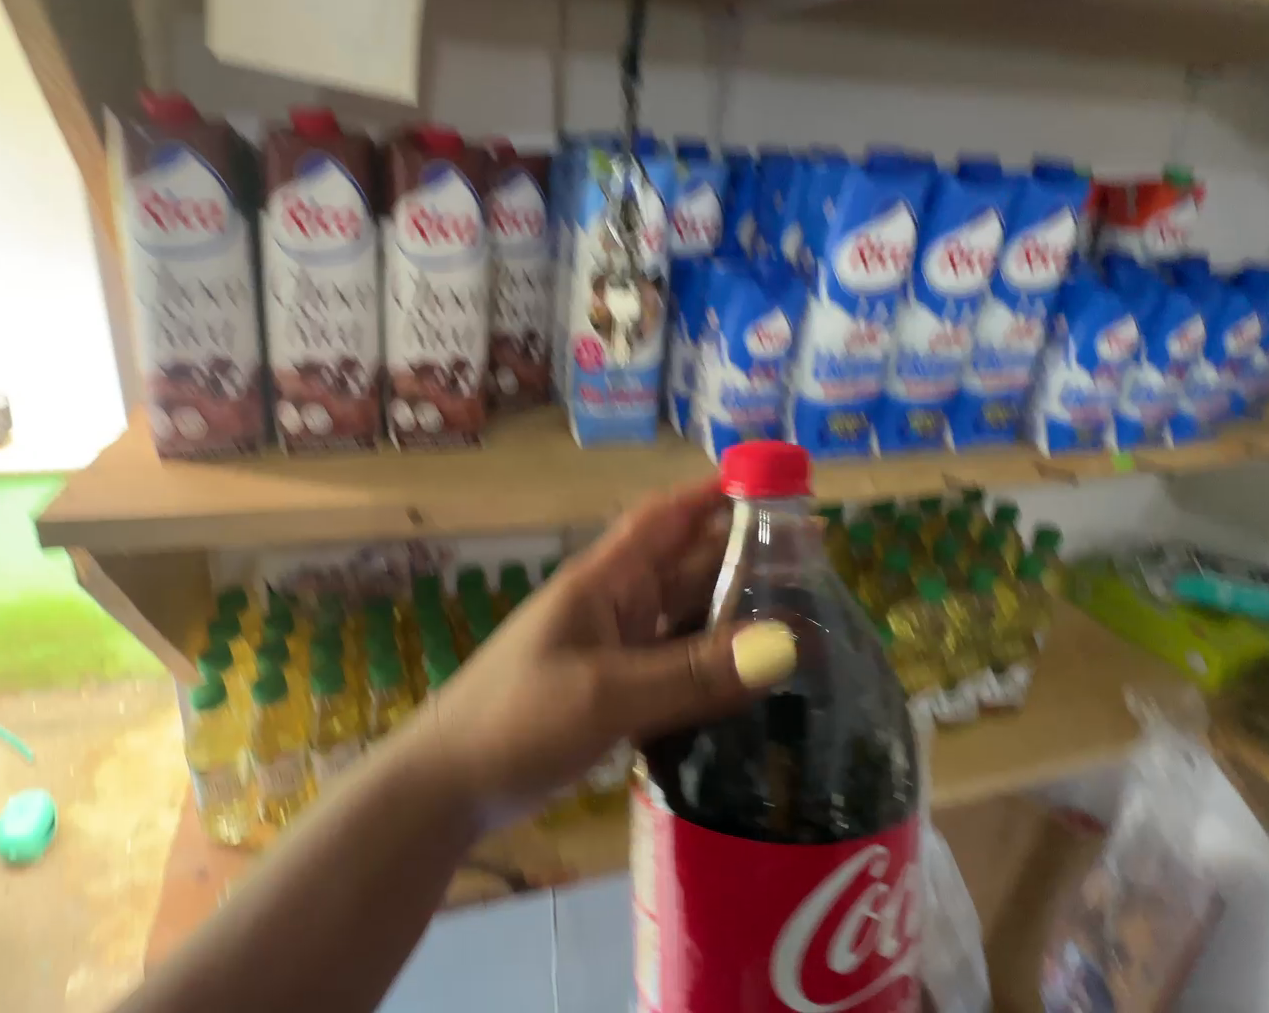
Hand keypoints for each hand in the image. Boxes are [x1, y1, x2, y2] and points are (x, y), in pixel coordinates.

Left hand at [408, 477, 798, 819]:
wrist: (451, 782)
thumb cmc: (517, 718)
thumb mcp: (606, 693)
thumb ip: (691, 673)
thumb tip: (786, 644)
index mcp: (604, 582)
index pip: (665, 518)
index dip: (714, 494)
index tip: (774, 486)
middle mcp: (614, 606)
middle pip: (686, 566)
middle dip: (744, 558)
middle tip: (817, 566)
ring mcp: (614, 650)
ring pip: (685, 618)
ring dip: (734, 615)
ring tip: (804, 620)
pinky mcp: (617, 691)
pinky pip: (677, 666)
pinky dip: (713, 667)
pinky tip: (753, 681)